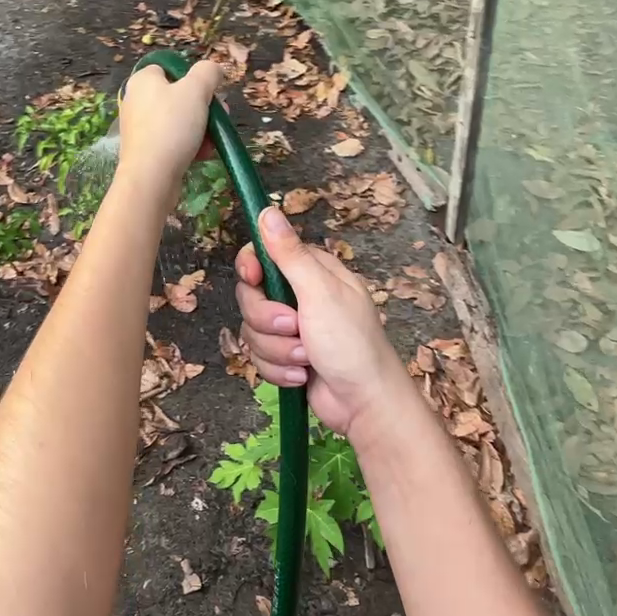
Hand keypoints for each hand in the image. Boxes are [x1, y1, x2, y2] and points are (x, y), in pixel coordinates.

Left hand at [113, 59, 220, 200]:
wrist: (151, 177)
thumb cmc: (172, 127)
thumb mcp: (196, 90)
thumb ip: (207, 73)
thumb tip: (213, 69)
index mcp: (143, 80)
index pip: (170, 68)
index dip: (192, 78)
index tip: (209, 92)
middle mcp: (137, 101)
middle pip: (179, 96)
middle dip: (204, 108)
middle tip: (219, 117)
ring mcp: (140, 128)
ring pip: (180, 121)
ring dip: (202, 129)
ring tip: (213, 141)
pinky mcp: (146, 151)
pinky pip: (173, 141)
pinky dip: (190, 145)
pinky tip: (203, 155)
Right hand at [234, 206, 413, 442]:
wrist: (365, 404)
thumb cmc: (351, 343)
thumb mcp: (320, 292)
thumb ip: (290, 253)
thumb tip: (267, 211)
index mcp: (312, 272)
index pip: (263, 255)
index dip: (252, 269)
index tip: (254, 280)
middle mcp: (300, 296)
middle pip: (251, 297)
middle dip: (267, 320)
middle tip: (295, 329)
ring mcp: (293, 329)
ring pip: (252, 331)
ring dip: (277, 350)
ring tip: (305, 359)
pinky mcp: (286, 357)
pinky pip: (260, 358)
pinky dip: (279, 370)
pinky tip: (303, 377)